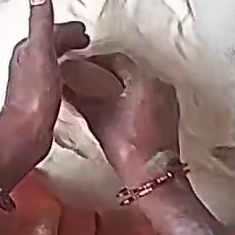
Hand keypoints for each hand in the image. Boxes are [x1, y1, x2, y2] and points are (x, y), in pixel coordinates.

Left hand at [0, 0, 87, 185]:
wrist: (26, 133)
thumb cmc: (33, 95)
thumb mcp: (40, 51)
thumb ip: (40, 22)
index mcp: (27, 50)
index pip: (50, 32)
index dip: (68, 30)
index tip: (83, 30)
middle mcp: (26, 64)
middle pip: (50, 45)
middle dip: (67, 40)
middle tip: (85, 41)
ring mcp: (31, 82)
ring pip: (51, 62)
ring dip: (66, 57)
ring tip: (82, 59)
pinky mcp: (39, 99)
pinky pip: (54, 78)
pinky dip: (65, 74)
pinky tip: (71, 84)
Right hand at [63, 53, 179, 185]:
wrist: (153, 175)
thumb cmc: (128, 148)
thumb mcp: (98, 118)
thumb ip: (80, 97)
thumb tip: (64, 85)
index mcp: (144, 81)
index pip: (117, 60)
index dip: (96, 60)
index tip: (82, 64)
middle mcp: (160, 85)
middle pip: (129, 70)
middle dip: (108, 72)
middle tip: (88, 76)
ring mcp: (168, 99)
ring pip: (140, 83)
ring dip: (121, 84)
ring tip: (101, 91)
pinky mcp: (170, 113)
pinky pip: (149, 95)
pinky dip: (133, 96)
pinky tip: (119, 106)